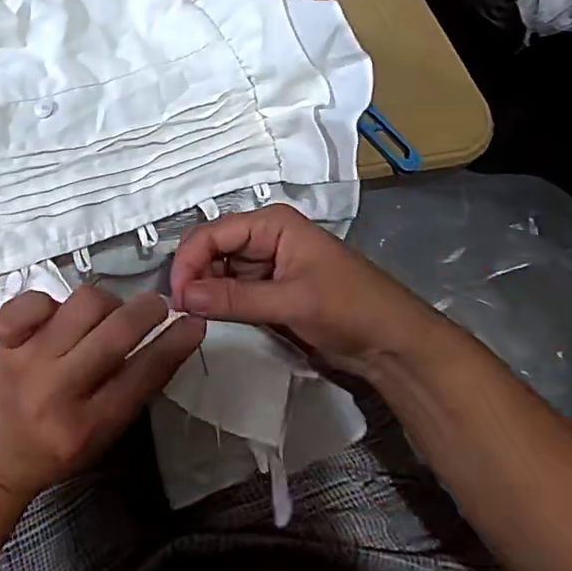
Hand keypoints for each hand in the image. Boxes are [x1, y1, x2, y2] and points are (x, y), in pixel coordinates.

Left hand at [0, 285, 205, 502]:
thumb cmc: (56, 450)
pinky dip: (51, 299)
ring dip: (107, 302)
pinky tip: (60, 311)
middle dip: (146, 310)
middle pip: (115, 333)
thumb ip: (131, 392)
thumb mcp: (103, 436)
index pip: (142, 375)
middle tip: (156, 304)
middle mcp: (57, 390)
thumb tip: (168, 338)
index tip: (192, 322)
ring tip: (108, 312)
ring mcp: (28, 361)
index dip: (174, 343)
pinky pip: (33, 300)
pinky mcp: (6, 341)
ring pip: (82, 305)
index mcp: (88, 426)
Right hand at [169, 203, 445, 374]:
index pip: (212, 233)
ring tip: (191, 315)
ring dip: (202, 289)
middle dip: (192, 275)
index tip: (177, 296)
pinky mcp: (265, 288)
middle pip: (209, 249)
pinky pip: (229, 288)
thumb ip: (235, 298)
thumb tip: (183, 298)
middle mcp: (262, 236)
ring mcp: (263, 263)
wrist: (394, 347)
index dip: (189, 261)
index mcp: (271, 223)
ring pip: (215, 270)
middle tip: (180, 309)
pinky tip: (208, 316)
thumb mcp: (293, 302)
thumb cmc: (351, 310)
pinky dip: (216, 301)